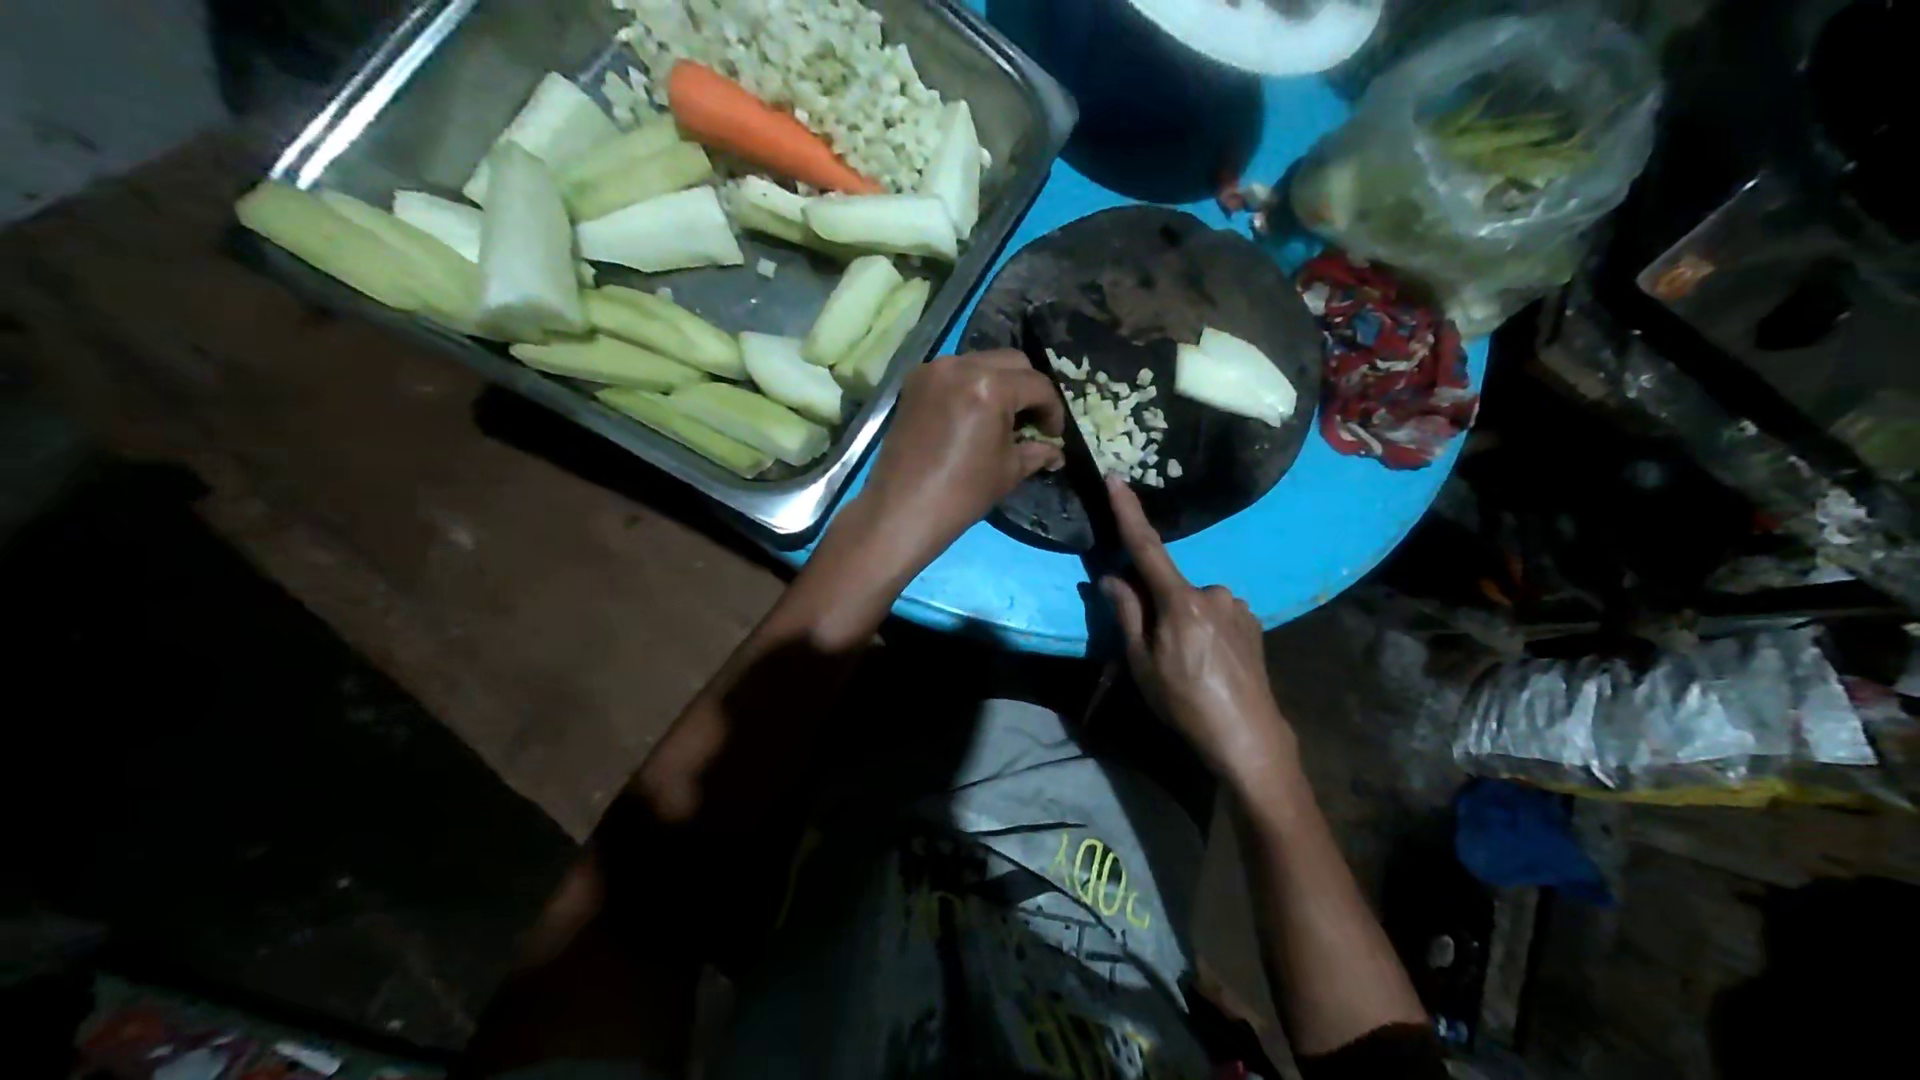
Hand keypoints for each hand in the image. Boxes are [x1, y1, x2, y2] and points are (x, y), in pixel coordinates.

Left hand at [854, 350, 1065, 565]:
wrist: (903, 509)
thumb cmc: (962, 492)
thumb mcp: (1009, 470)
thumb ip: (1036, 451)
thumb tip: (1055, 451)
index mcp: (990, 386)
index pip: (1037, 385)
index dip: (1053, 409)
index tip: (1053, 433)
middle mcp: (961, 365)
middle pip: (1011, 362)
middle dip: (1028, 388)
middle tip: (1031, 420)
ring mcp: (933, 370)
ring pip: (981, 362)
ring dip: (999, 383)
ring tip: (1002, 416)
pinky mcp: (914, 382)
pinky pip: (953, 372)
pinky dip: (969, 385)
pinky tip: (973, 413)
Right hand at [1099, 475, 1294, 782]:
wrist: (1249, 737)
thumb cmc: (1185, 703)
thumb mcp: (1142, 663)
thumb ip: (1126, 614)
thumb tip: (1111, 577)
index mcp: (1180, 602)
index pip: (1146, 548)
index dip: (1128, 512)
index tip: (1115, 479)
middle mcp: (1213, 592)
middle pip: (1168, 585)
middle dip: (1154, 604)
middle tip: (1154, 649)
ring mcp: (1237, 605)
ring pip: (1193, 600)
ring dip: (1181, 617)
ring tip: (1186, 663)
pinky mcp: (1253, 619)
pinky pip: (1215, 611)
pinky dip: (1203, 626)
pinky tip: (1210, 660)